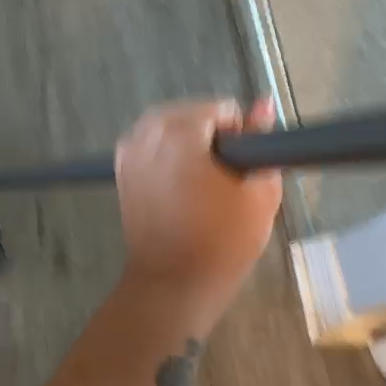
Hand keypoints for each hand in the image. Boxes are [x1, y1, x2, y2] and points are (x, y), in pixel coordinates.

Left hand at [113, 99, 282, 325]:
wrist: (174, 281)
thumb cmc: (223, 240)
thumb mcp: (258, 191)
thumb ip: (259, 141)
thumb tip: (264, 104)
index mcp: (179, 134)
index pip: (216, 109)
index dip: (238, 129)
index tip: (246, 158)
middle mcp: (146, 135)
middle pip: (186, 113)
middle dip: (210, 130)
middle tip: (231, 167)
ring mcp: (128, 152)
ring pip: (164, 126)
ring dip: (187, 139)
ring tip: (209, 173)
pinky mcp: (121, 171)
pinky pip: (146, 144)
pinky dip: (165, 151)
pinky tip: (183, 177)